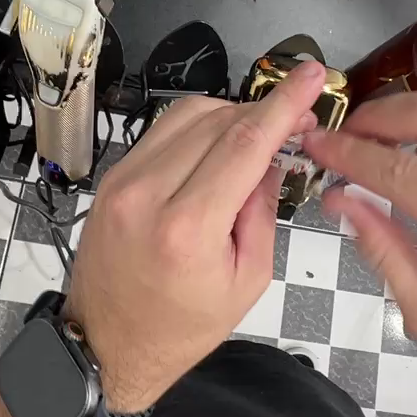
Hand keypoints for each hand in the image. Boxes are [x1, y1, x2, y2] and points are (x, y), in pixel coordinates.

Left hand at [67, 61, 325, 413]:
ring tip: (258, 137)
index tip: (312, 74)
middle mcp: (147, 192)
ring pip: (188, 114)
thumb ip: (262, 211)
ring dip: (232, 115)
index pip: (246, 143)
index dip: (285, 103)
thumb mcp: (246, 281)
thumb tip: (271, 157)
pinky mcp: (113, 175)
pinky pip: (164, 130)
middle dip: (264, 111)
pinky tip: (218, 147)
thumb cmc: (182, 327)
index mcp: (187, 228)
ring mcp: (122, 179)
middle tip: (296, 119)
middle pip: (219, 120)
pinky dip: (199, 128)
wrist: (103, 343)